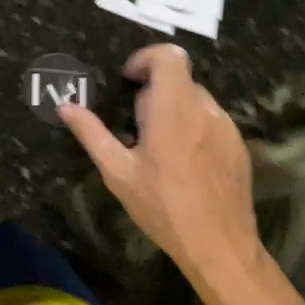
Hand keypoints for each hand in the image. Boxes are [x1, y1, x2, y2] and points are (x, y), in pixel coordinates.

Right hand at [60, 44, 262, 284]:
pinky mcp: (239, 146)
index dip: (145, 59)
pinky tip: (183, 164)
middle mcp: (203, 110)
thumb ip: (91, 133)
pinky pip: (211, 121)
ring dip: (174, 109)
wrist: (221, 248)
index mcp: (172, 110)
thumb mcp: (118, 173)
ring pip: (195, 99)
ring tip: (159, 147)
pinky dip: (193, 127)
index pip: (169, 56)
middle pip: (178, 78)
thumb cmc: (163, 208)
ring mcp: (226, 128)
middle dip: (153, 91)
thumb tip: (65, 106)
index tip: (128, 80)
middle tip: (136, 125)